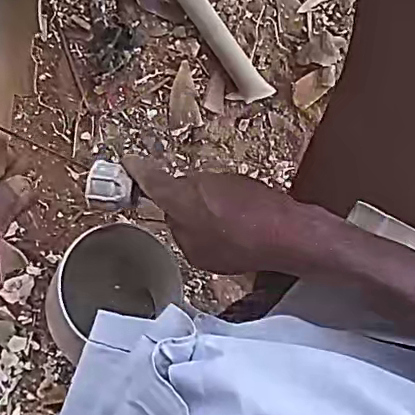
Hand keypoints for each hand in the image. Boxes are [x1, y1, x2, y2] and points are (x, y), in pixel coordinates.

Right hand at [122, 158, 323, 274]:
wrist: (286, 232)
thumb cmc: (239, 245)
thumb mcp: (196, 252)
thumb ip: (180, 233)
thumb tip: (179, 223)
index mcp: (180, 195)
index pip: (150, 178)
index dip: (136, 171)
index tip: (128, 162)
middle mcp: (199, 180)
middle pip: (180, 190)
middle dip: (183, 208)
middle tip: (193, 233)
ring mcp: (223, 178)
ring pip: (204, 194)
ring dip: (209, 211)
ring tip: (225, 238)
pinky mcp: (244, 182)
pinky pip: (225, 197)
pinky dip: (228, 211)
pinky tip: (241, 232)